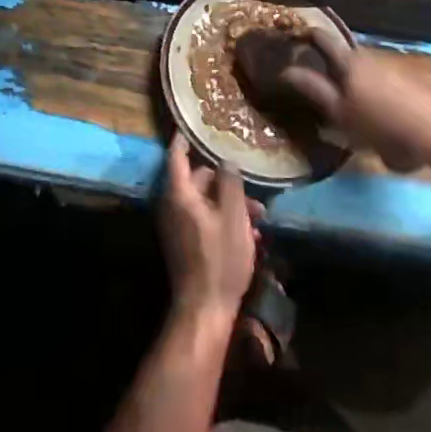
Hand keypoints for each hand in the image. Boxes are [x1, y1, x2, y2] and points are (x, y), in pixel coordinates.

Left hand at [158, 135, 262, 321]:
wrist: (204, 308)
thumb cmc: (220, 259)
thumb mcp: (233, 218)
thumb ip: (230, 185)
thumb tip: (225, 160)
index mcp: (179, 194)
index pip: (177, 156)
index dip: (184, 138)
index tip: (193, 123)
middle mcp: (172, 205)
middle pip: (196, 179)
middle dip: (224, 180)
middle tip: (251, 182)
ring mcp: (176, 224)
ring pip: (204, 201)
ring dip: (229, 203)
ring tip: (259, 216)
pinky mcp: (185, 241)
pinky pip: (203, 218)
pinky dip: (223, 219)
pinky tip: (249, 233)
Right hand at [278, 31, 430, 170]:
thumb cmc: (381, 126)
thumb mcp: (340, 113)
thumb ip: (314, 89)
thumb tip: (286, 70)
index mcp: (349, 62)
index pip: (323, 38)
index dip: (307, 35)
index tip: (295, 38)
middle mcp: (370, 57)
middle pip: (345, 54)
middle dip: (332, 62)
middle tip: (320, 78)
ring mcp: (394, 67)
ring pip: (366, 67)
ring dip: (356, 77)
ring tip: (349, 98)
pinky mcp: (412, 82)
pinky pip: (384, 78)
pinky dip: (375, 87)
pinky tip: (378, 108)